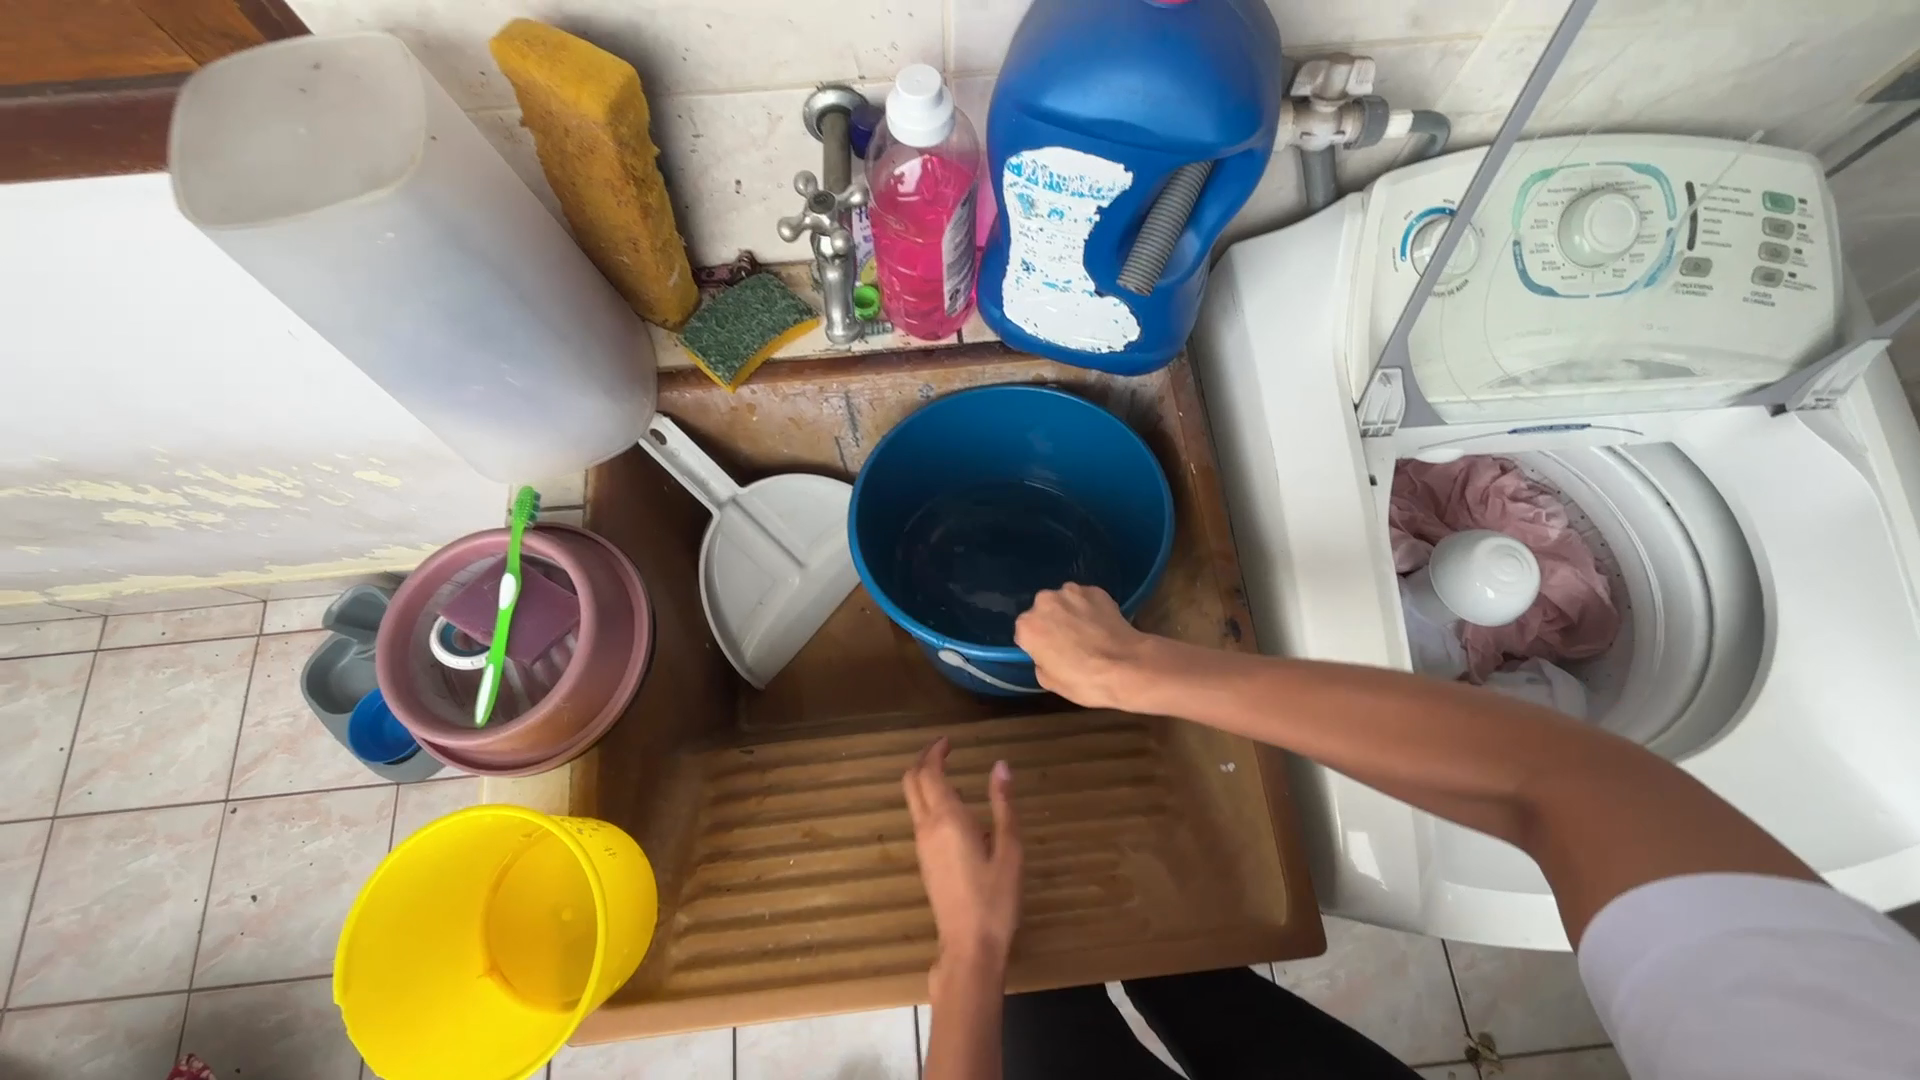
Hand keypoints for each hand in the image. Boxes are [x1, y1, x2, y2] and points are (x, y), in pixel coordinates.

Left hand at [903, 738, 1021, 972]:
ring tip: (951, 772)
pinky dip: (929, 800)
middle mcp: (926, 827)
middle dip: (923, 760)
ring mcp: (921, 845)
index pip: (929, 772)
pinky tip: (957, 810)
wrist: (969, 946)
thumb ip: (1003, 804)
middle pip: (911, 781)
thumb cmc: (995, 898)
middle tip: (944, 749)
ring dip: (924, 779)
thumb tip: (1000, 765)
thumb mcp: (1010, 849)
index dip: (935, 752)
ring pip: (912, 800)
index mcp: (947, 819)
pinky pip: (920, 818)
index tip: (949, 741)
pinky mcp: (924, 860)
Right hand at [1014, 584, 1149, 708]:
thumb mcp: (1050, 682)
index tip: (1050, 655)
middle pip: (1043, 612)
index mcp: (1027, 626)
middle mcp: (1045, 601)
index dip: (1037, 645)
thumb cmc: (1084, 680)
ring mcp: (1072, 591)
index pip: (1024, 633)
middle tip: (1070, 643)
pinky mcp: (1096, 589)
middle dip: (1052, 623)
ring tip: (1089, 633)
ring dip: (1071, 613)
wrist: (1128, 666)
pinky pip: (1087, 599)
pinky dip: (1091, 609)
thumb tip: (1047, 654)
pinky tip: (1103, 625)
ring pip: (1065, 602)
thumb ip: (1040, 661)